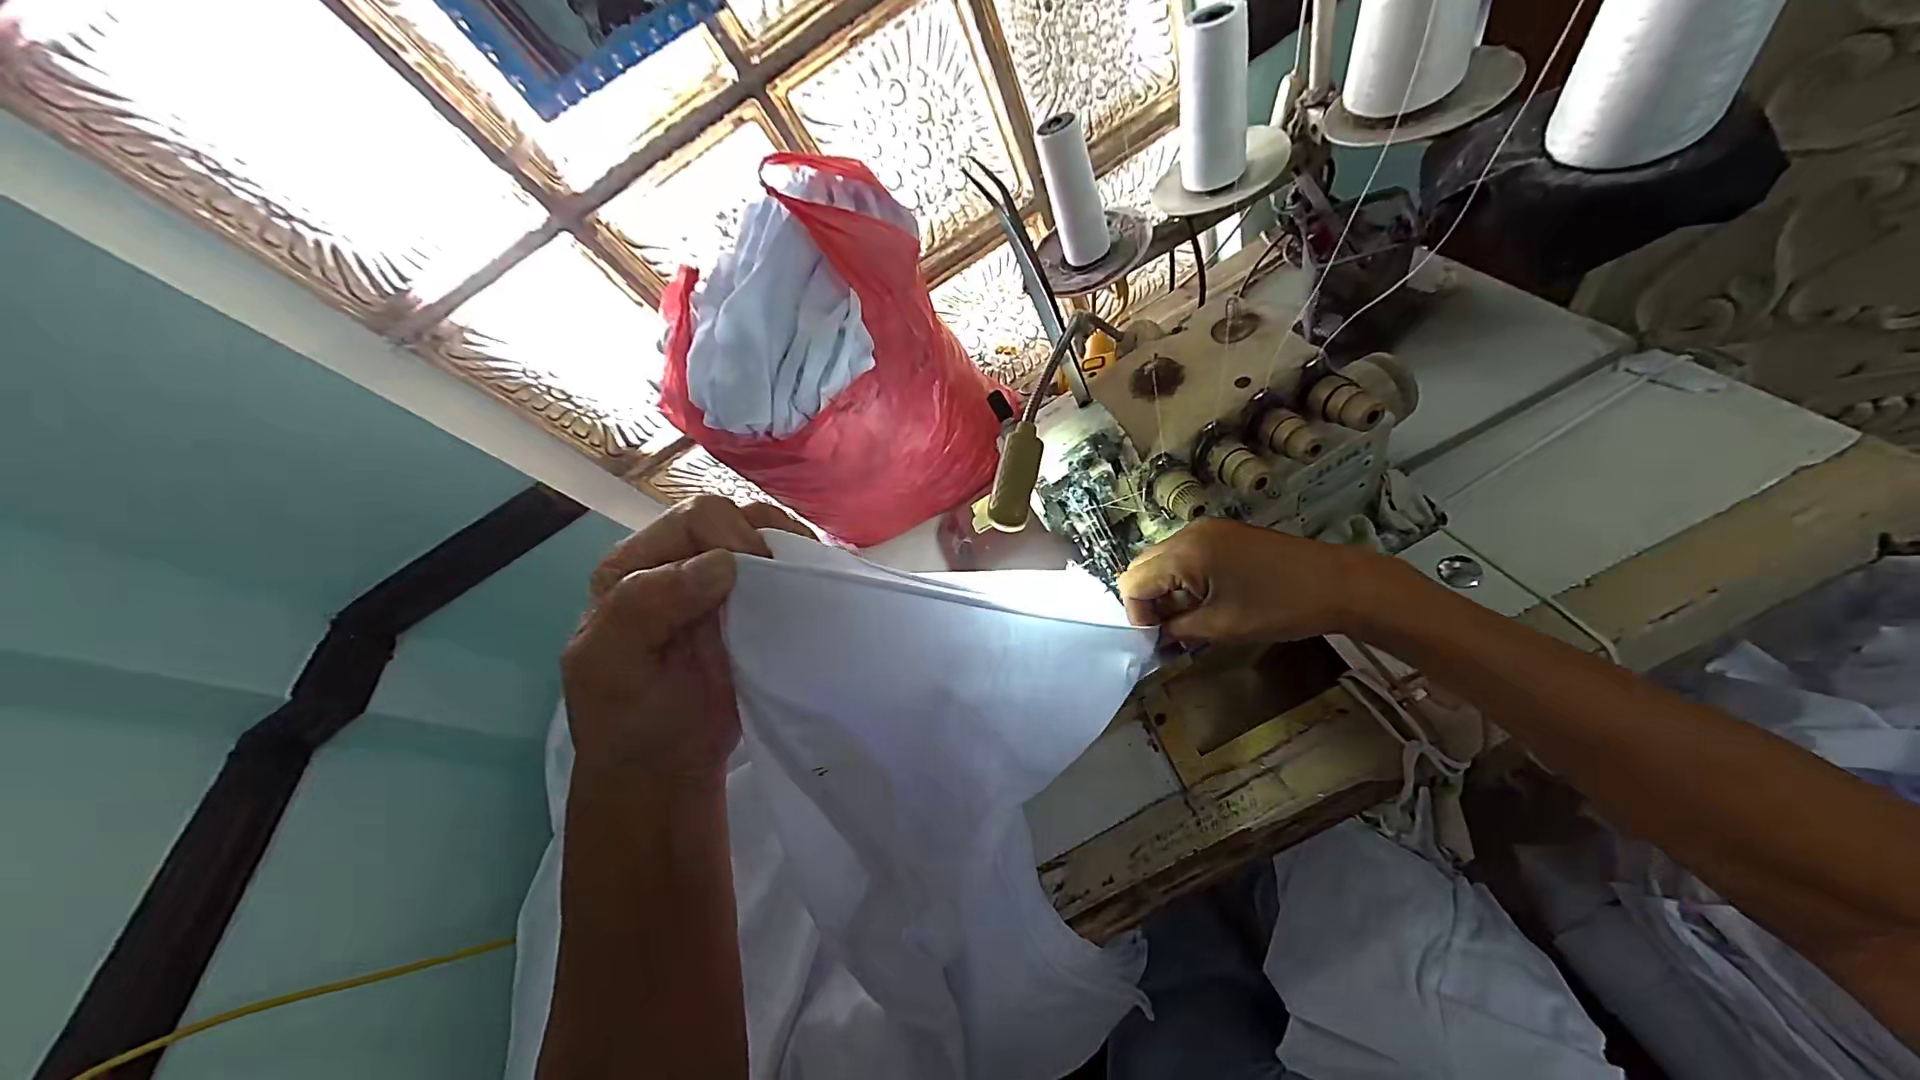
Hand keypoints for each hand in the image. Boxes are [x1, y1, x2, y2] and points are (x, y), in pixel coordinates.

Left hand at [561, 495, 809, 782]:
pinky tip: (812, 584)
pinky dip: (801, 568)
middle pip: (731, 516)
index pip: (693, 520)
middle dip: (762, 539)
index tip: (750, 581)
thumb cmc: (630, 720)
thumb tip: (722, 564)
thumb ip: (643, 605)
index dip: (729, 539)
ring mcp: (720, 585)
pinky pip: (782, 569)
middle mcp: (678, 563)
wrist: (667, 768)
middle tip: (781, 580)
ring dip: (787, 547)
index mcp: (635, 566)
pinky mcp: (754, 606)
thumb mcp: (609, 665)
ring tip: (804, 575)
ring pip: (762, 533)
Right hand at [1117, 518, 1406, 644]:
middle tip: (1169, 631)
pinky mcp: (1224, 534)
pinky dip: (1184, 579)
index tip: (1157, 639)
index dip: (1137, 615)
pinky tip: (1207, 601)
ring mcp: (1207, 530)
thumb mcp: (1221, 627)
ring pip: (1162, 561)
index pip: (1132, 582)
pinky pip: (1185, 556)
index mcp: (1185, 553)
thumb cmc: (1280, 607)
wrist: (1341, 584)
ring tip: (1190, 619)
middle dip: (1147, 601)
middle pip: (1142, 567)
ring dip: (1166, 591)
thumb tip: (1156, 633)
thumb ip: (1177, 628)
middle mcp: (1189, 533)